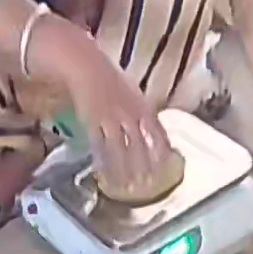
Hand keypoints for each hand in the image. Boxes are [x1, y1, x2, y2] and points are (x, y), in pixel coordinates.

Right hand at [67, 56, 166, 194]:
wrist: (87, 67)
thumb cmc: (111, 81)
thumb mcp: (134, 95)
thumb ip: (143, 114)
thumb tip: (153, 133)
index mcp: (141, 106)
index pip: (156, 131)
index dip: (161, 150)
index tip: (165, 167)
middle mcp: (128, 113)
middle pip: (138, 144)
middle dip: (143, 165)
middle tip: (146, 184)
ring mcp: (110, 118)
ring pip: (119, 148)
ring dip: (123, 169)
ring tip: (126, 186)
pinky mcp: (92, 122)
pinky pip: (98, 145)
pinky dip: (102, 161)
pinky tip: (103, 174)